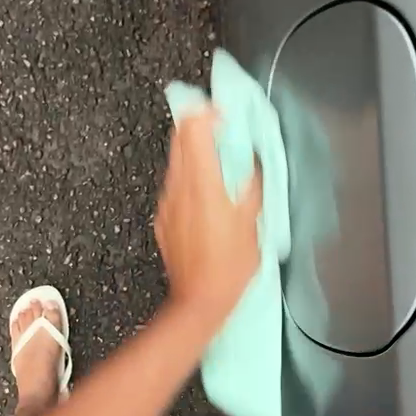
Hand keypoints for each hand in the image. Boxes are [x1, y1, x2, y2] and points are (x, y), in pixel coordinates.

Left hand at [155, 109, 262, 327]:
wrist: (199, 302)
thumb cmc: (229, 268)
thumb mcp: (252, 225)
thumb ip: (251, 188)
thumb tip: (252, 166)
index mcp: (203, 184)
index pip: (194, 128)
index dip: (208, 113)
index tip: (224, 115)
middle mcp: (179, 189)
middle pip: (180, 138)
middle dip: (199, 127)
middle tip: (222, 130)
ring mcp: (167, 204)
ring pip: (176, 163)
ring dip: (195, 153)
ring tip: (218, 162)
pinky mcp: (163, 220)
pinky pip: (174, 187)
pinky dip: (189, 180)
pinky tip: (206, 195)